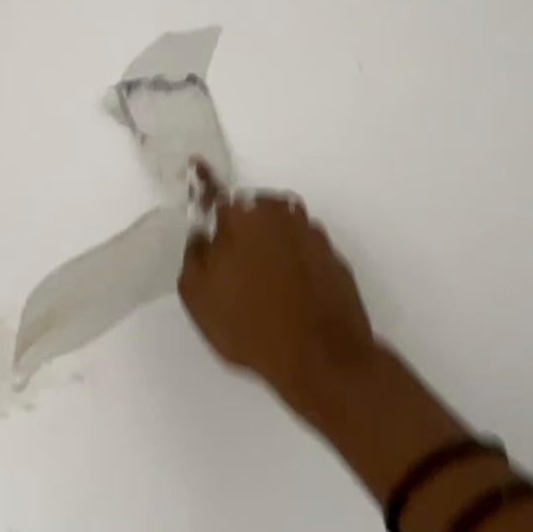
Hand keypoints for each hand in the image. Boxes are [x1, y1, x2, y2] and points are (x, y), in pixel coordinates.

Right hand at [177, 161, 378, 403]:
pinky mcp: (336, 262)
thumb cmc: (248, 323)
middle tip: (229, 274)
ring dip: (268, 252)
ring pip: (278, 235)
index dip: (201, 185)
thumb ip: (195, 252)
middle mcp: (282, 213)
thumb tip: (206, 235)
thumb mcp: (196, 292)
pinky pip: (302, 257)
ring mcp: (314, 236)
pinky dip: (293, 271)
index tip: (196, 170)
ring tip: (260, 296)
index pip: (213, 190)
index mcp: (244, 212)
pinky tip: (286, 303)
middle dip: (239, 233)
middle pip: (250, 214)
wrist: (322, 360)